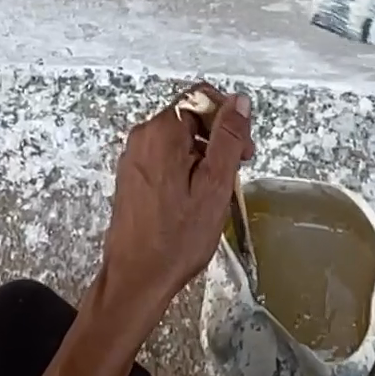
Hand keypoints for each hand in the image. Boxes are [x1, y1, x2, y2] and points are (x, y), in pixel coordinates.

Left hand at [99, 83, 253, 315]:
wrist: (136, 279)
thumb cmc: (179, 236)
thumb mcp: (215, 184)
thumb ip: (229, 137)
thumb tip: (239, 101)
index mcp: (162, 131)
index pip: (202, 96)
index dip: (228, 117)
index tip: (243, 150)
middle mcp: (143, 135)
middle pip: (190, 115)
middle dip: (218, 137)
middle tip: (235, 173)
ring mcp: (133, 155)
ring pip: (179, 136)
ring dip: (204, 153)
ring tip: (215, 190)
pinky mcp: (131, 174)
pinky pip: (165, 154)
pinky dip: (185, 165)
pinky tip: (194, 197)